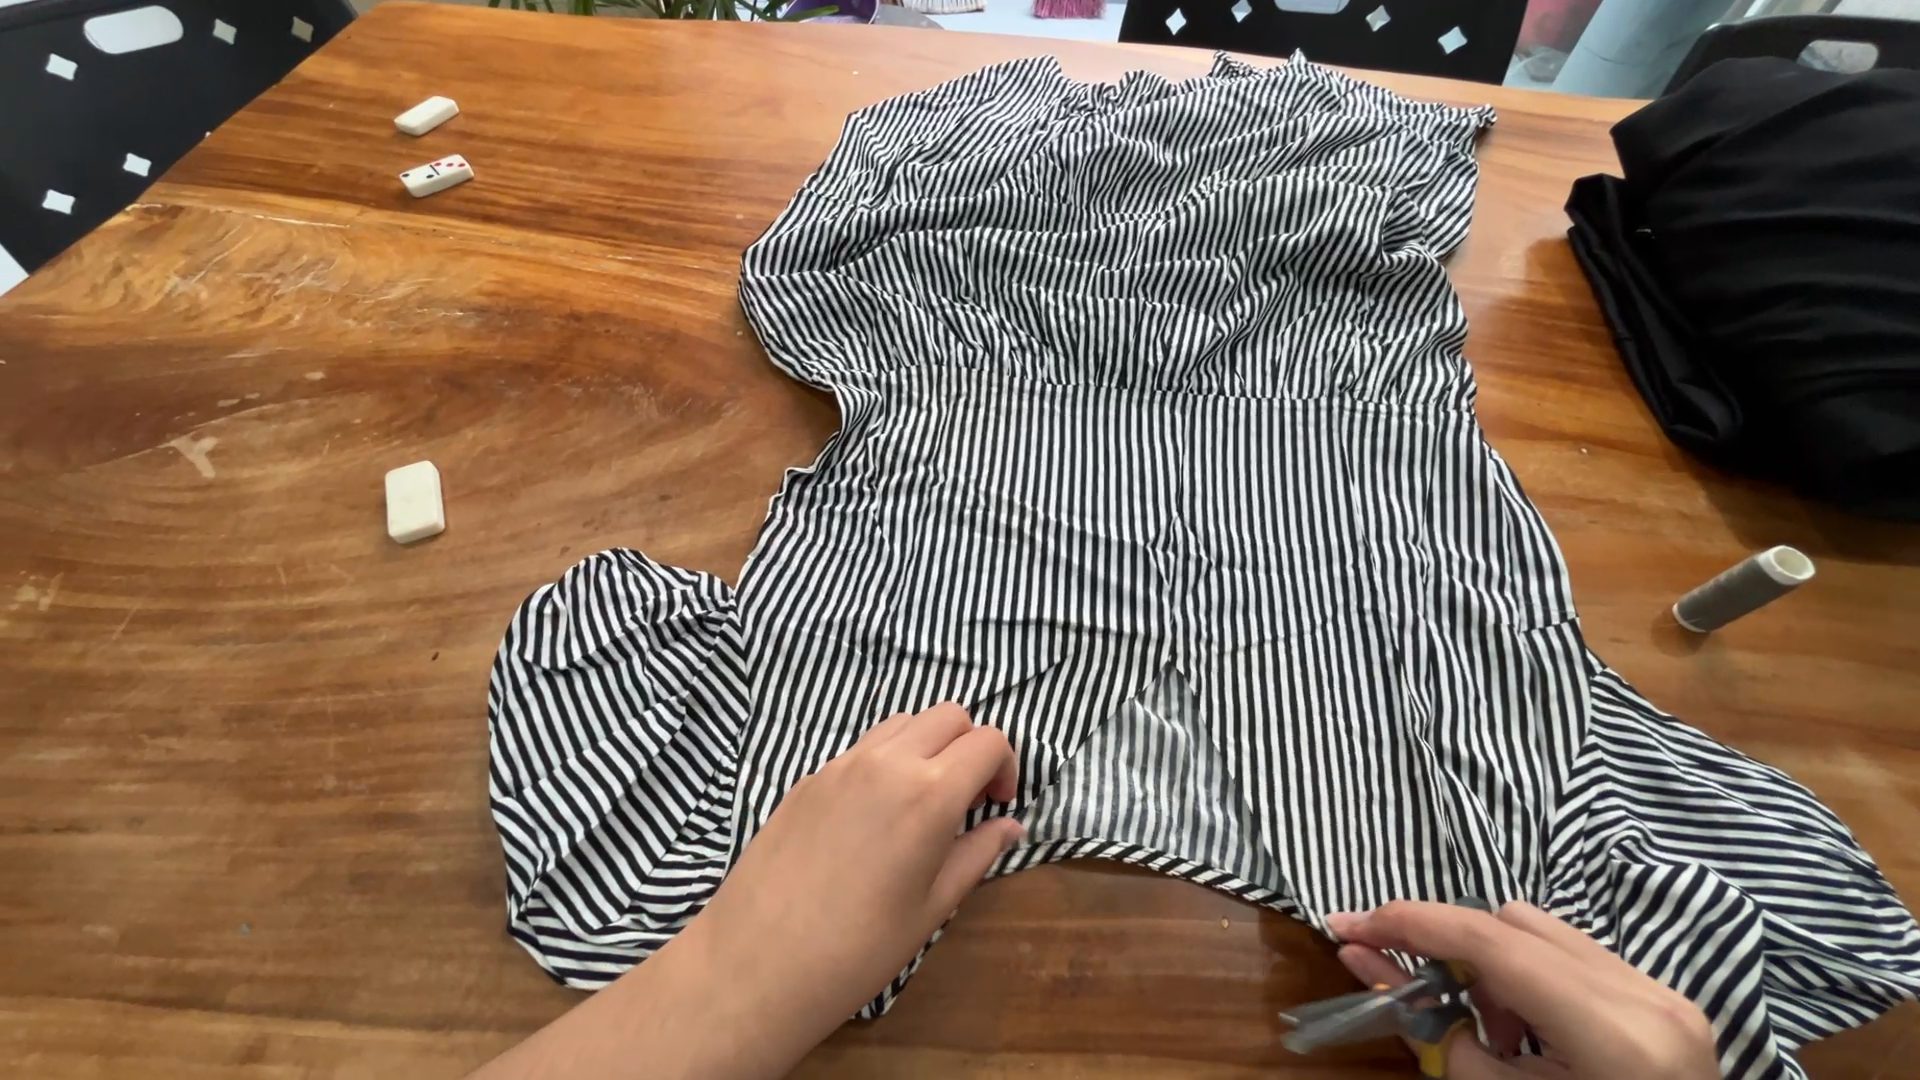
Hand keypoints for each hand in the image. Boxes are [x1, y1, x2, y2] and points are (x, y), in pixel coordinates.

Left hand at [690, 702, 1025, 1070]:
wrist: (756, 962)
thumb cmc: (858, 948)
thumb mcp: (933, 907)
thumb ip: (978, 853)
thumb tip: (1010, 826)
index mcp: (929, 792)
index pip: (988, 740)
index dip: (1006, 766)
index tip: (996, 805)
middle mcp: (888, 760)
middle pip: (949, 715)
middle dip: (970, 746)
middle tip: (965, 799)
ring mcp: (843, 762)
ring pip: (904, 722)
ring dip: (928, 746)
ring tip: (920, 801)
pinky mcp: (811, 775)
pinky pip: (863, 747)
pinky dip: (887, 761)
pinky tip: (873, 816)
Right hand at [1326, 901, 1719, 1079]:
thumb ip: (1424, 1021)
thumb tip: (1355, 953)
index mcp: (1610, 1032)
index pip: (1487, 941)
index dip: (1407, 923)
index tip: (1346, 925)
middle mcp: (1643, 994)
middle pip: (1505, 922)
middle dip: (1443, 941)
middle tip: (1402, 973)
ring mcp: (1662, 991)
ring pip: (1534, 926)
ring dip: (1487, 957)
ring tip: (1487, 1022)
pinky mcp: (1663, 994)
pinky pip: (1567, 949)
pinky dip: (1524, 970)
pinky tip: (1526, 1023)